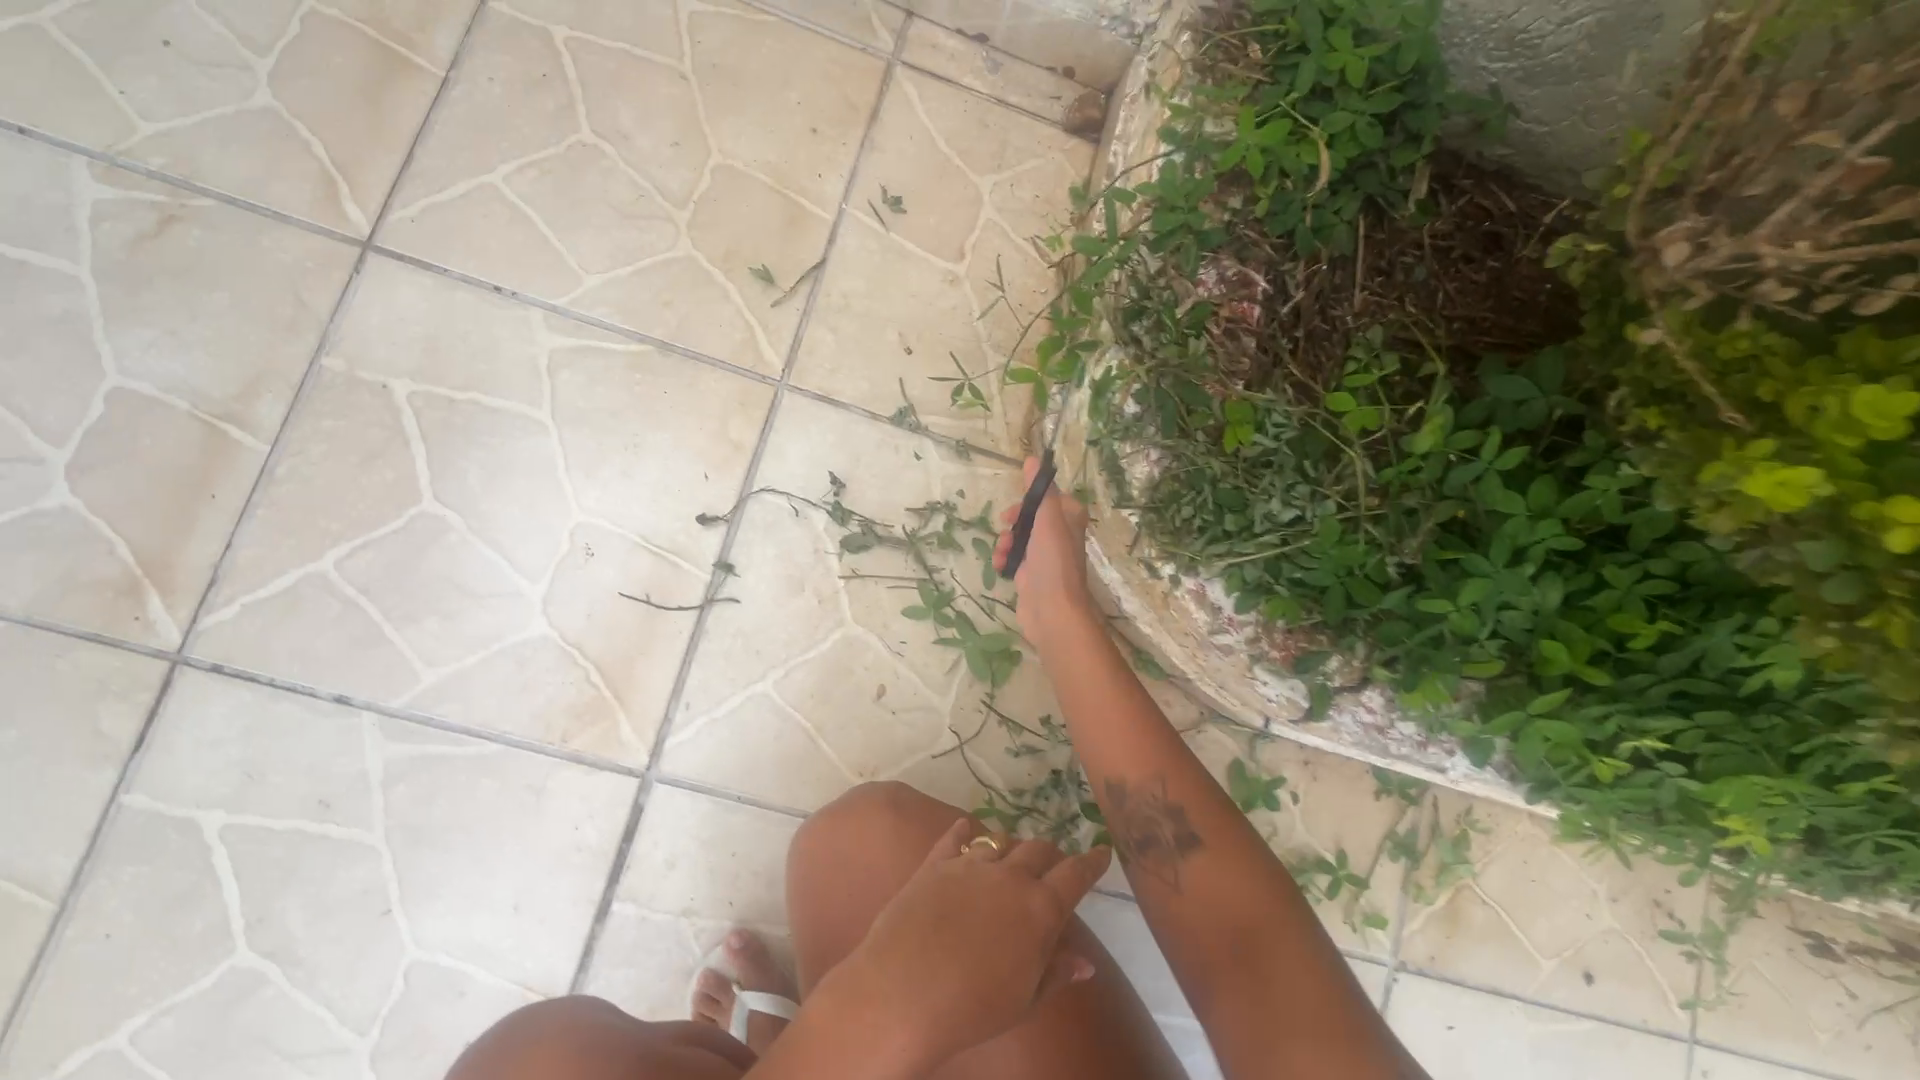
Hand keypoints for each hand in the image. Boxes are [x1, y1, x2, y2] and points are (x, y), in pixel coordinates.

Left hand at [821, 819, 1111, 1072]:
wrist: (902, 992)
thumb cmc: (972, 1007)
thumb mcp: (1024, 999)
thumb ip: (1056, 972)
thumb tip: (1086, 962)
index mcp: (1040, 908)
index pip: (1076, 875)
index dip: (1092, 862)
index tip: (1102, 852)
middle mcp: (1009, 876)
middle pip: (1039, 850)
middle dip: (1052, 855)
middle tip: (1054, 864)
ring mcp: (970, 866)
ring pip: (1001, 841)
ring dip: (1012, 846)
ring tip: (1013, 856)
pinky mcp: (935, 864)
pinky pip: (955, 837)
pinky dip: (966, 831)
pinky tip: (968, 828)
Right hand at [994, 456, 1095, 641]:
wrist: (1052, 610)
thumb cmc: (1053, 561)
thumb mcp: (1048, 518)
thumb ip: (1040, 490)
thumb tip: (1033, 459)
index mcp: (1069, 520)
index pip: (1050, 498)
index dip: (1032, 498)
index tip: (1019, 503)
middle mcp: (1059, 536)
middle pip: (1031, 517)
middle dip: (1014, 521)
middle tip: (1006, 525)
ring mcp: (1044, 558)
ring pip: (1019, 539)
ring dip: (1005, 542)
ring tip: (1002, 552)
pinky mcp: (1031, 576)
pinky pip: (1013, 559)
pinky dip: (1004, 560)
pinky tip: (1000, 567)